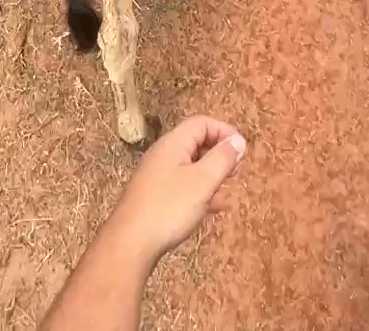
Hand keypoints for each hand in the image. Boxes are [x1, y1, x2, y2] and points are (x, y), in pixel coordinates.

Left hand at [100, 115, 246, 265]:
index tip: (241, 149)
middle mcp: (162, 155)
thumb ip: (223, 158)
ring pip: (189, 167)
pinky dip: (198, 191)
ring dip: (210, 175)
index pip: (202, 123)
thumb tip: (238, 140)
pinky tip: (211, 209)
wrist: (128, 246)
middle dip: (218, 153)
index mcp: (173, 143)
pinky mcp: (152, 198)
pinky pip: (181, 186)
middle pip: (195, 142)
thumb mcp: (203, 181)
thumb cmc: (169, 208)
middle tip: (235, 170)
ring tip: (226, 191)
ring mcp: (155, 177)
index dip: (224, 131)